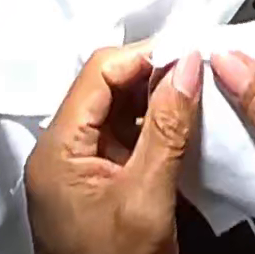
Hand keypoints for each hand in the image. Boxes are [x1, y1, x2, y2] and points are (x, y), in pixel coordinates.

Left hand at [25, 45, 201, 253]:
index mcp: (58, 151)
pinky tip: (185, 119)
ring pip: (122, 102)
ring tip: (196, 90)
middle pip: (109, 83)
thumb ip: (167, 128)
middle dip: (155, 72)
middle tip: (197, 69)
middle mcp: (63, 150)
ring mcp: (82, 164)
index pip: (100, 72)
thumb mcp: (146, 201)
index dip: (145, 56)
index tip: (186, 52)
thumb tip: (187, 66)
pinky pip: (130, 127)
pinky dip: (158, 119)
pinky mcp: (103, 176)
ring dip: (159, 93)